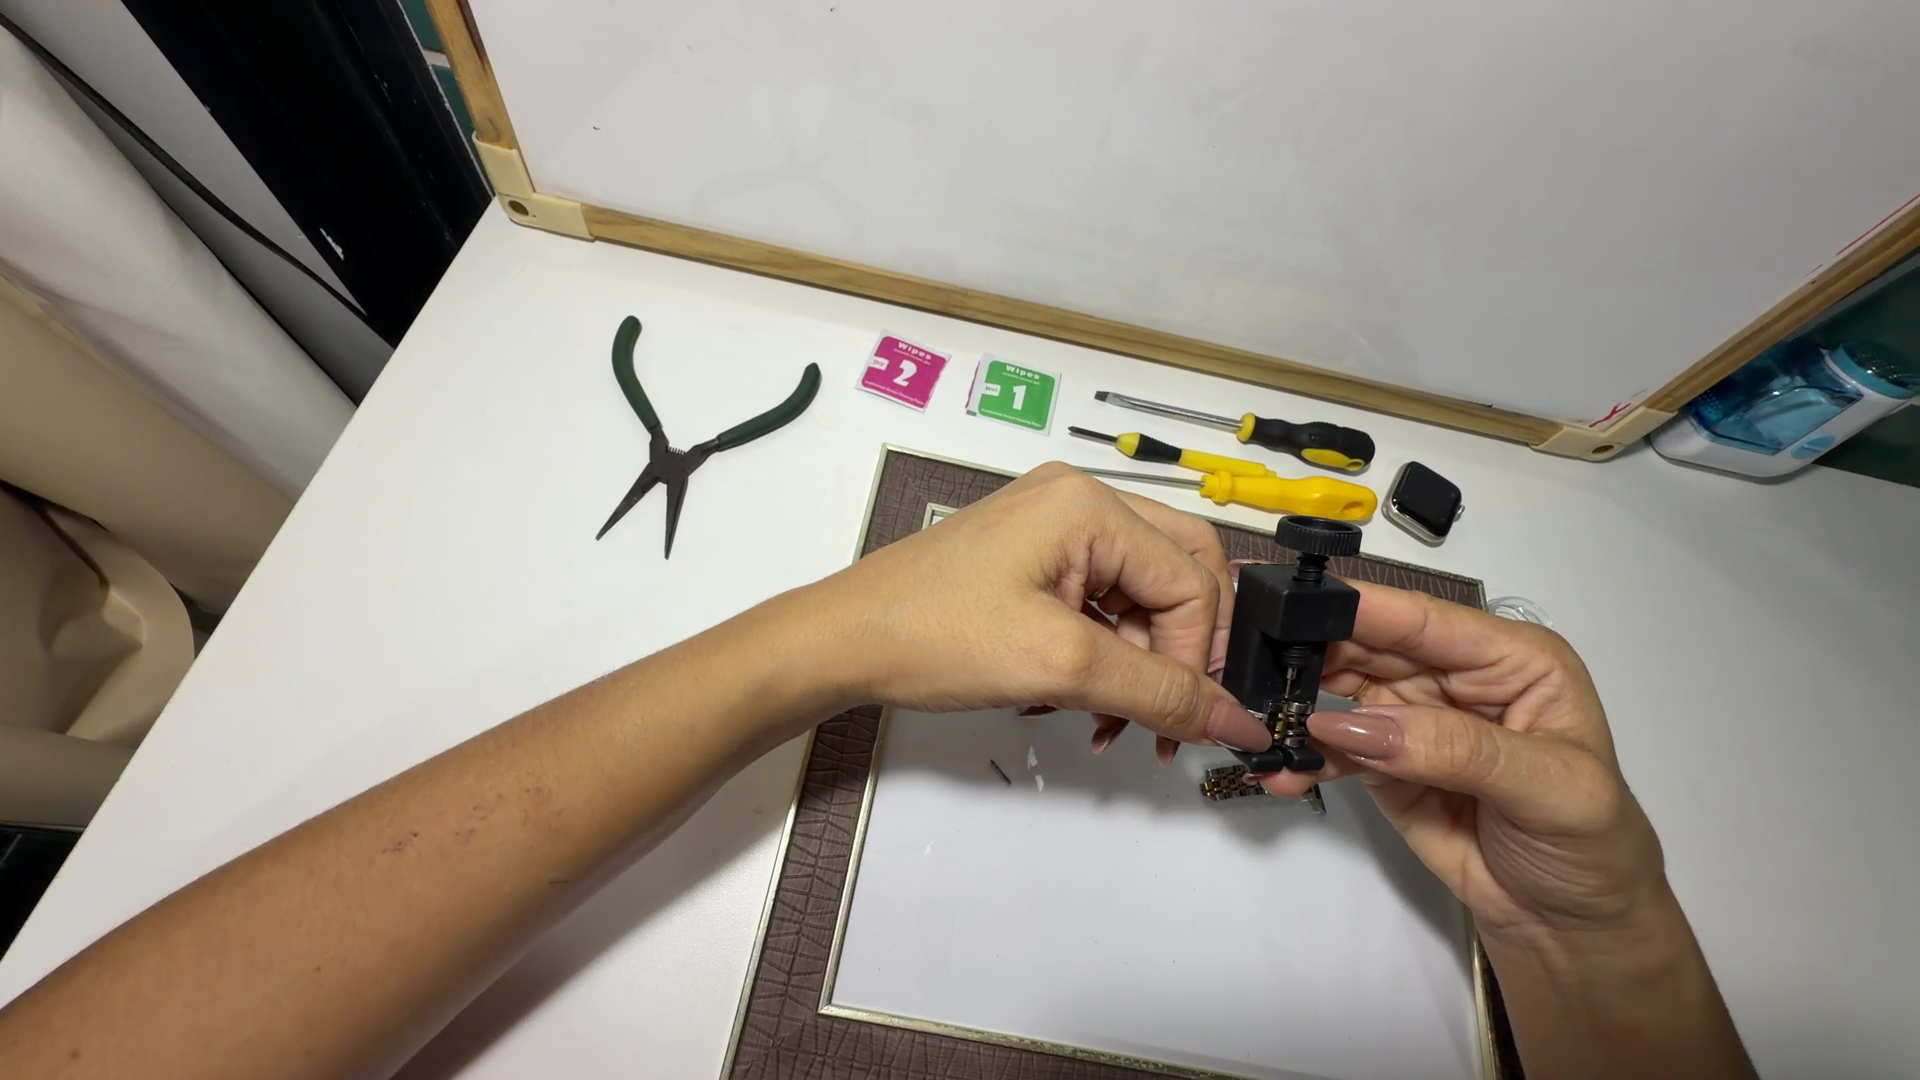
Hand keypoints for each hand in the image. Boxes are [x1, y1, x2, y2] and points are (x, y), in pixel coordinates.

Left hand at [808, 463, 1271, 756]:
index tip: (1185, 719)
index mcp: (1090, 505)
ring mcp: (1053, 527)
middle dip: (1177, 655)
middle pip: (1176, 577)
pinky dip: (1102, 654)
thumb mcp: (1061, 666)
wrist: (847, 640)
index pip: (1193, 580)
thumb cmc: (932, 634)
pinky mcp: (1034, 558)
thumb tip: (1238, 722)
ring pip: (1139, 597)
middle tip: (1161, 716)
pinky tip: (1078, 697)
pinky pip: (1099, 603)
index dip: (1199, 658)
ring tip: (1106, 719)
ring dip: (1136, 664)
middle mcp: (1077, 501)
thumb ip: (1160, 694)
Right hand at [1260, 582, 1666, 939]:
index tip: (1290, 598)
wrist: (1567, 924)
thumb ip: (1457, 750)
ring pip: (1334, 690)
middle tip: (1247, 656)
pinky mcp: (1377, 757)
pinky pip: (1327, 746)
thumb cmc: (1591, 846)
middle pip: (1364, 645)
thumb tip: (1353, 727)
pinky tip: (1275, 770)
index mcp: (1504, 658)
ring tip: (1252, 714)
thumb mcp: (1554, 792)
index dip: (1358, 605)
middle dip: (1308, 649)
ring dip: (1292, 701)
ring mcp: (1407, 715)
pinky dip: (1299, 755)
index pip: (1422, 620)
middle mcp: (1449, 674)